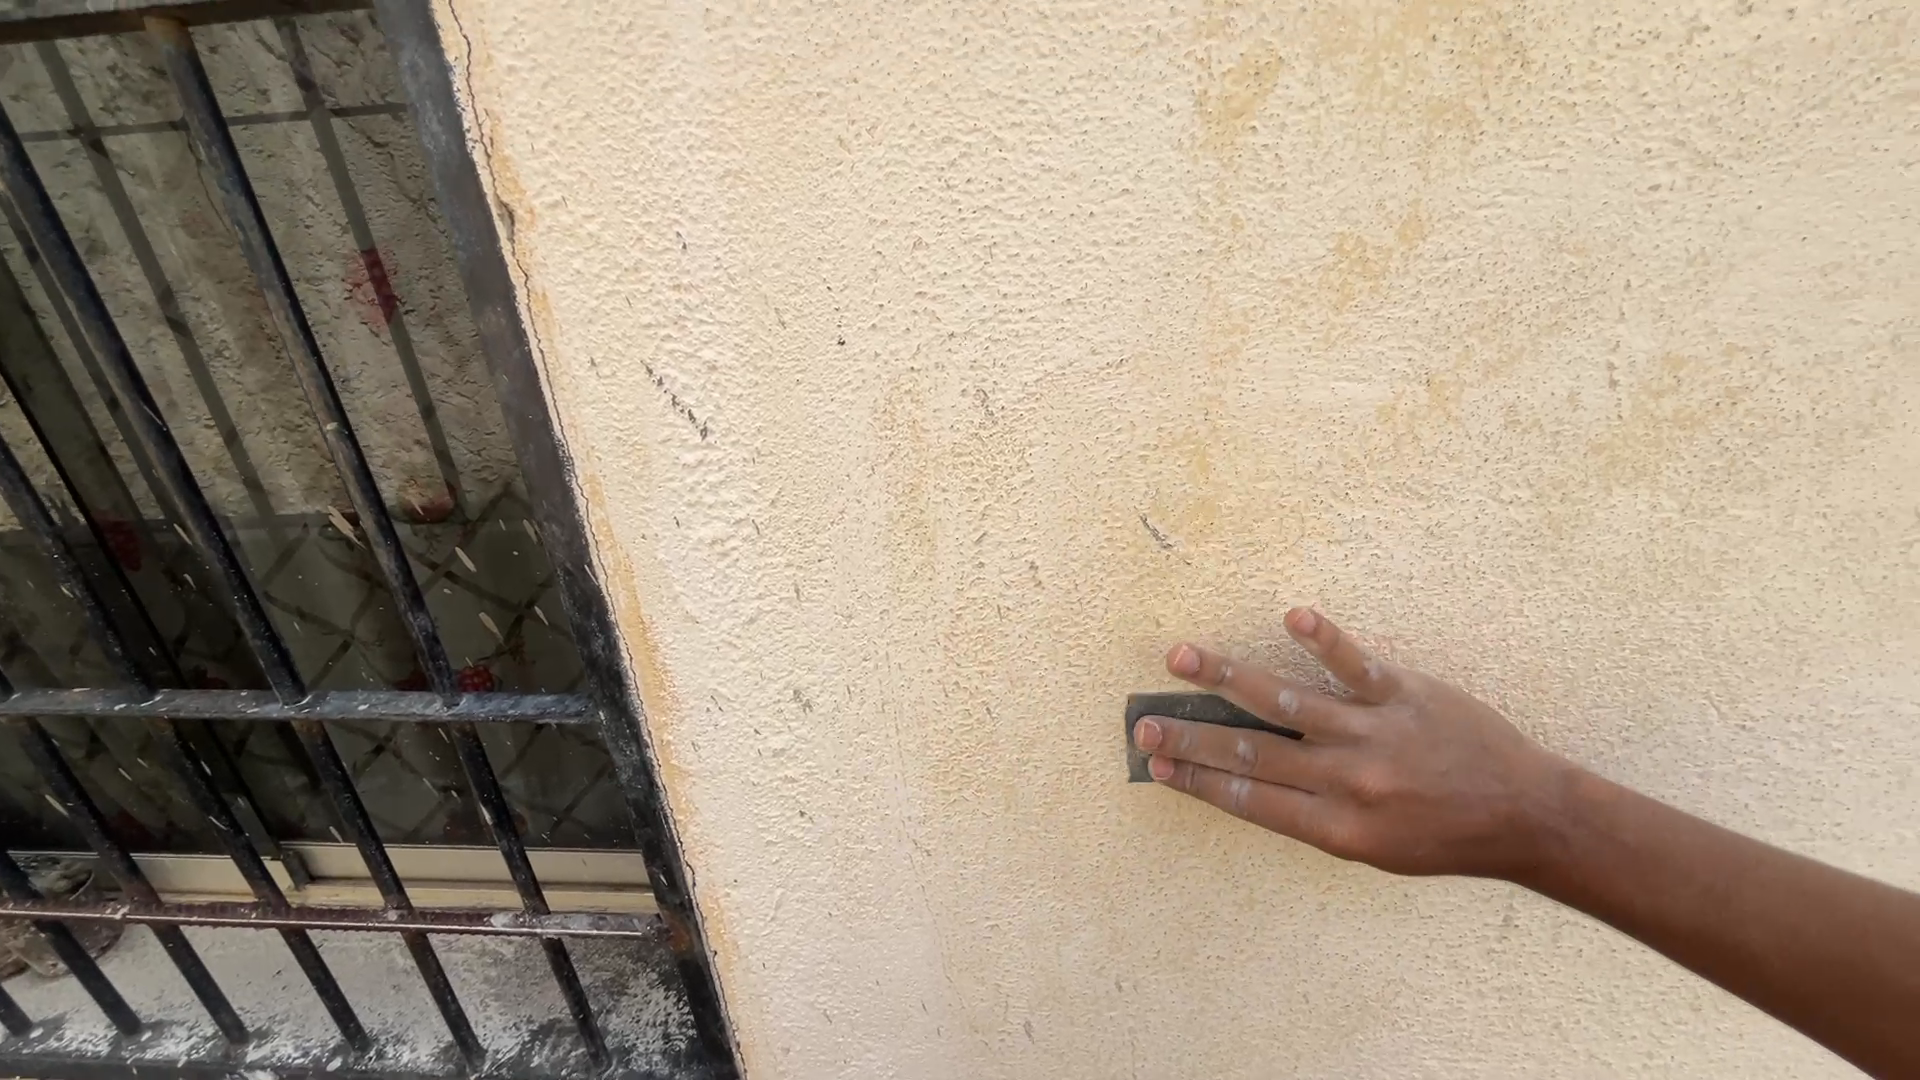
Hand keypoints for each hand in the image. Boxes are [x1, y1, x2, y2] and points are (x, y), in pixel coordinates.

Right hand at [1134, 608, 1575, 878]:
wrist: (1530, 818)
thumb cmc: (1441, 837)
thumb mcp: (1371, 850)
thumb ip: (1307, 815)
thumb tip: (1242, 781)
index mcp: (1335, 828)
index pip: (1245, 798)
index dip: (1193, 779)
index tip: (1154, 764)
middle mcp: (1348, 781)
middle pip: (1249, 754)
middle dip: (1189, 738)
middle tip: (1143, 725)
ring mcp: (1374, 734)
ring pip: (1286, 701)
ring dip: (1227, 676)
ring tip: (1181, 656)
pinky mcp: (1406, 695)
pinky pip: (1358, 665)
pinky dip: (1324, 641)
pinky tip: (1294, 616)